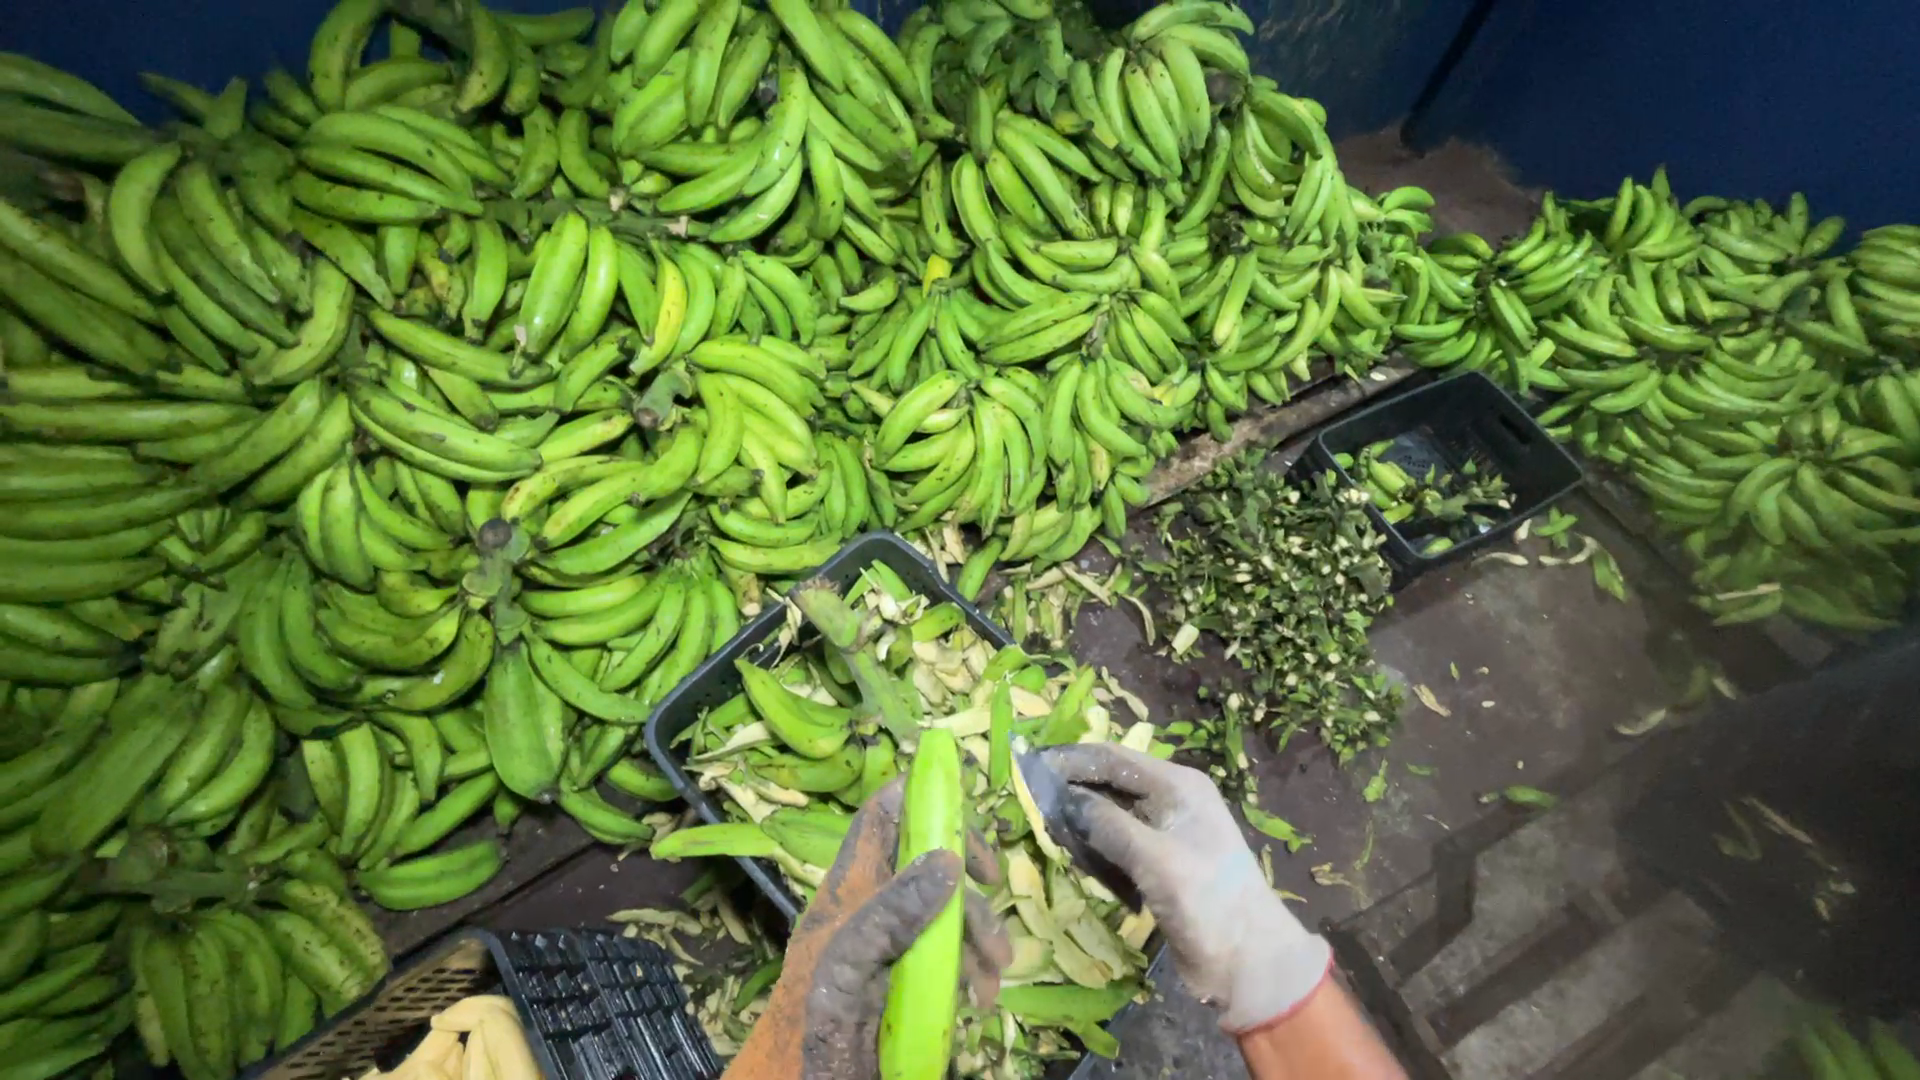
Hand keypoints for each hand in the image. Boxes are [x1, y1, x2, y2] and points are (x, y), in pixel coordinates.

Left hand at [722, 777, 1010, 1079]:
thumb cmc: (815, 1016)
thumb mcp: (849, 957)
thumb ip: (893, 908)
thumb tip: (949, 858)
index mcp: (854, 882)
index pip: (885, 814)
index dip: (921, 797)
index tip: (964, 813)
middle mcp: (875, 901)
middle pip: (930, 860)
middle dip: (967, 878)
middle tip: (996, 889)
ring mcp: (893, 939)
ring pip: (946, 909)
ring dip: (978, 933)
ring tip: (993, 976)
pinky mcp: (908, 976)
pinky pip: (949, 953)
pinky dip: (971, 968)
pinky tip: (979, 996)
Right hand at [1040, 743, 1331, 1033]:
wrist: (1251, 965)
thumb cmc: (1209, 901)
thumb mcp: (1156, 859)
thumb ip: (1107, 824)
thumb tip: (1062, 799)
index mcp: (1177, 784)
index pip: (1113, 758)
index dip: (1071, 760)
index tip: (1030, 766)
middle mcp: (1169, 799)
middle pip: (1109, 782)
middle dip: (1072, 791)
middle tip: (1031, 801)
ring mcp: (1164, 831)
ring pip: (1109, 812)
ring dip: (1080, 821)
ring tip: (1048, 829)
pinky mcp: (1157, 862)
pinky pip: (1115, 842)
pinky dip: (1094, 845)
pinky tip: (1075, 856)